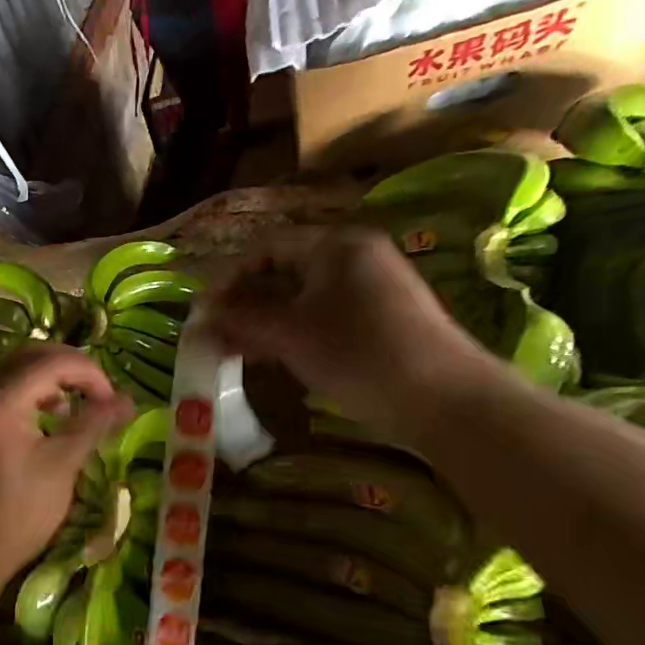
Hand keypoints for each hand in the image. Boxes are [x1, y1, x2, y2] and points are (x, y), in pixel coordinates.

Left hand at [0, 345, 133, 597]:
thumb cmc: (21, 513)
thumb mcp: (64, 464)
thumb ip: (95, 423)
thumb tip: (128, 399)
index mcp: (1, 403)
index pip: (50, 363)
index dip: (89, 372)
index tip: (112, 399)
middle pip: (29, 357)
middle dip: (69, 366)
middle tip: (98, 390)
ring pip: (16, 372)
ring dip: (51, 377)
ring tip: (79, 403)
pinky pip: (6, 392)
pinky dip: (34, 393)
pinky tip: (52, 416)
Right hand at [201, 226, 496, 431]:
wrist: (444, 399)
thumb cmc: (360, 354)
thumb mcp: (292, 335)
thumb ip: (242, 321)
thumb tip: (200, 319)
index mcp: (336, 244)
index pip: (267, 248)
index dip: (230, 278)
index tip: (207, 313)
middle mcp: (357, 257)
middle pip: (286, 272)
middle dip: (248, 305)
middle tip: (220, 338)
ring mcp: (375, 289)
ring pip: (307, 299)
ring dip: (271, 323)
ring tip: (243, 354)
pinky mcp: (385, 321)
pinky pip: (329, 318)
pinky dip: (300, 335)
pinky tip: (282, 362)